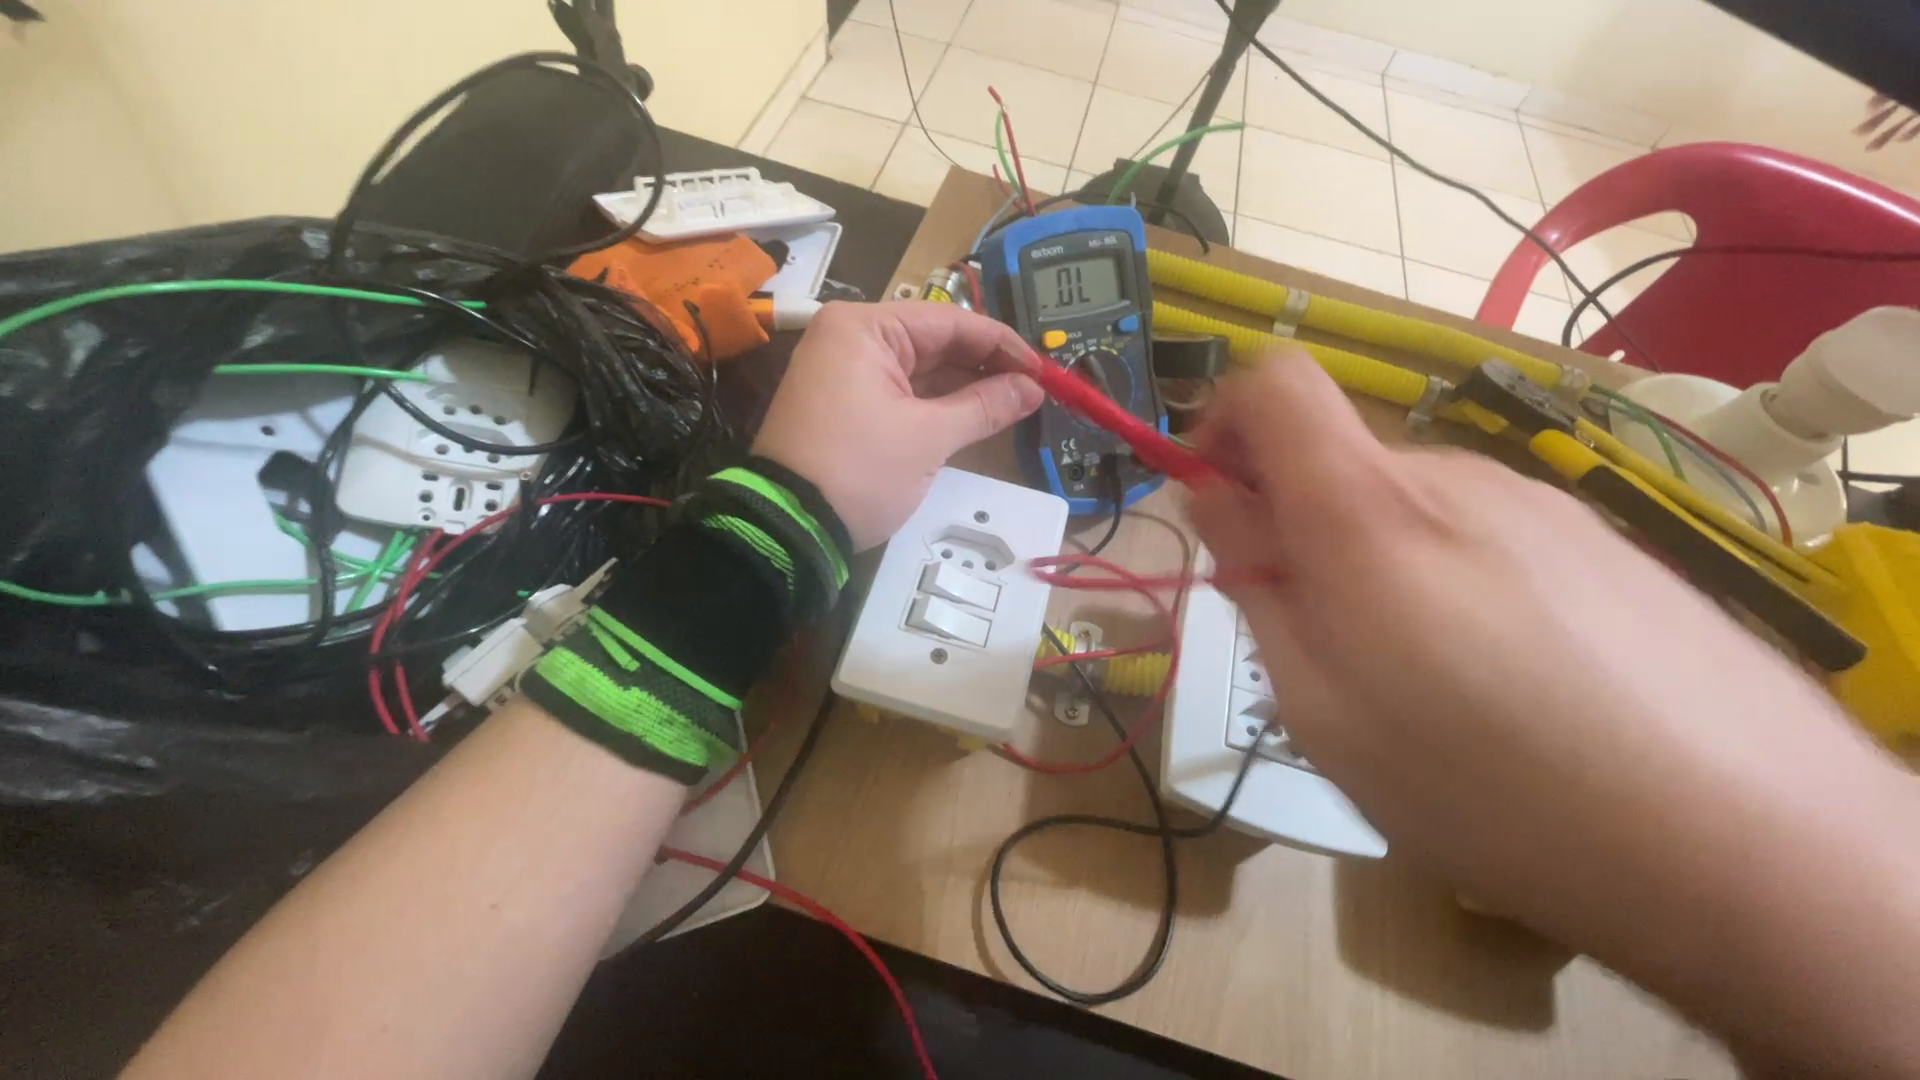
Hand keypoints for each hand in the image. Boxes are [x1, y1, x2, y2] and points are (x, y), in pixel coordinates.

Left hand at [754, 301, 1042, 549]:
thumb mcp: (928, 438)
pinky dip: (937, 404)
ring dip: (965, 386)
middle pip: (935, 341)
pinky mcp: (845, 404)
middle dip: (986, 365)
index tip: (1043, 368)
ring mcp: (844, 372)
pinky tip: (976, 414)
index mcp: (865, 328)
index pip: (950, 320)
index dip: (1002, 344)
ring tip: (1016, 402)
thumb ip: (986, 406)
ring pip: (920, 369)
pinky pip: (902, 392)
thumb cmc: (858, 472)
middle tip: (1035, 388)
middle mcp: (851, 338)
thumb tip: (1033, 389)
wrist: (789, 528)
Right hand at [1187, 353, 1919, 1066]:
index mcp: (1368, 509)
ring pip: (1405, 503)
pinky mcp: (1598, 540)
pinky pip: (1476, 531)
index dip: (1220, 420)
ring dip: (1368, 559)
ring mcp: (1536, 502)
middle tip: (1308, 633)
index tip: (1211, 499)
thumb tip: (1221, 508)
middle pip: (1334, 457)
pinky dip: (1439, 575)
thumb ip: (1257, 586)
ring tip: (1407, 671)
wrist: (1754, 848)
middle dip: (1292, 524)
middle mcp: (1452, 477)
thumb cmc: (1481, 785)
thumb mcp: (1316, 702)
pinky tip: (1490, 673)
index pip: (1273, 383)